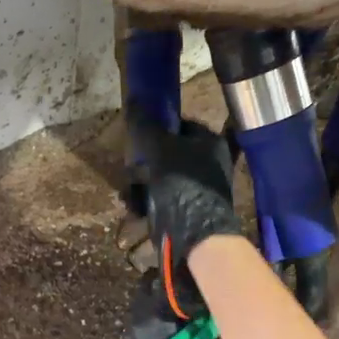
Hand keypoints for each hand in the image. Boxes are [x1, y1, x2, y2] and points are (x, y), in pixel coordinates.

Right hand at [126, 110, 242, 319]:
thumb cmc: (183, 187)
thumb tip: (133, 101)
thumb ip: (146, 127)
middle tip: (130, 171)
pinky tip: (135, 210)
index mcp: (209, 142)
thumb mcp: (161, 150)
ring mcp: (197, 189)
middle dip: (143, 163)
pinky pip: (162, 199)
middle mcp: (207, 163)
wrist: (196, 237)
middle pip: (167, 153)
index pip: (180, 124)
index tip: (137, 138)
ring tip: (129, 196)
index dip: (157, 128)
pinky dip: (147, 203)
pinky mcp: (187, 211)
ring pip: (161, 178)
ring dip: (140, 186)